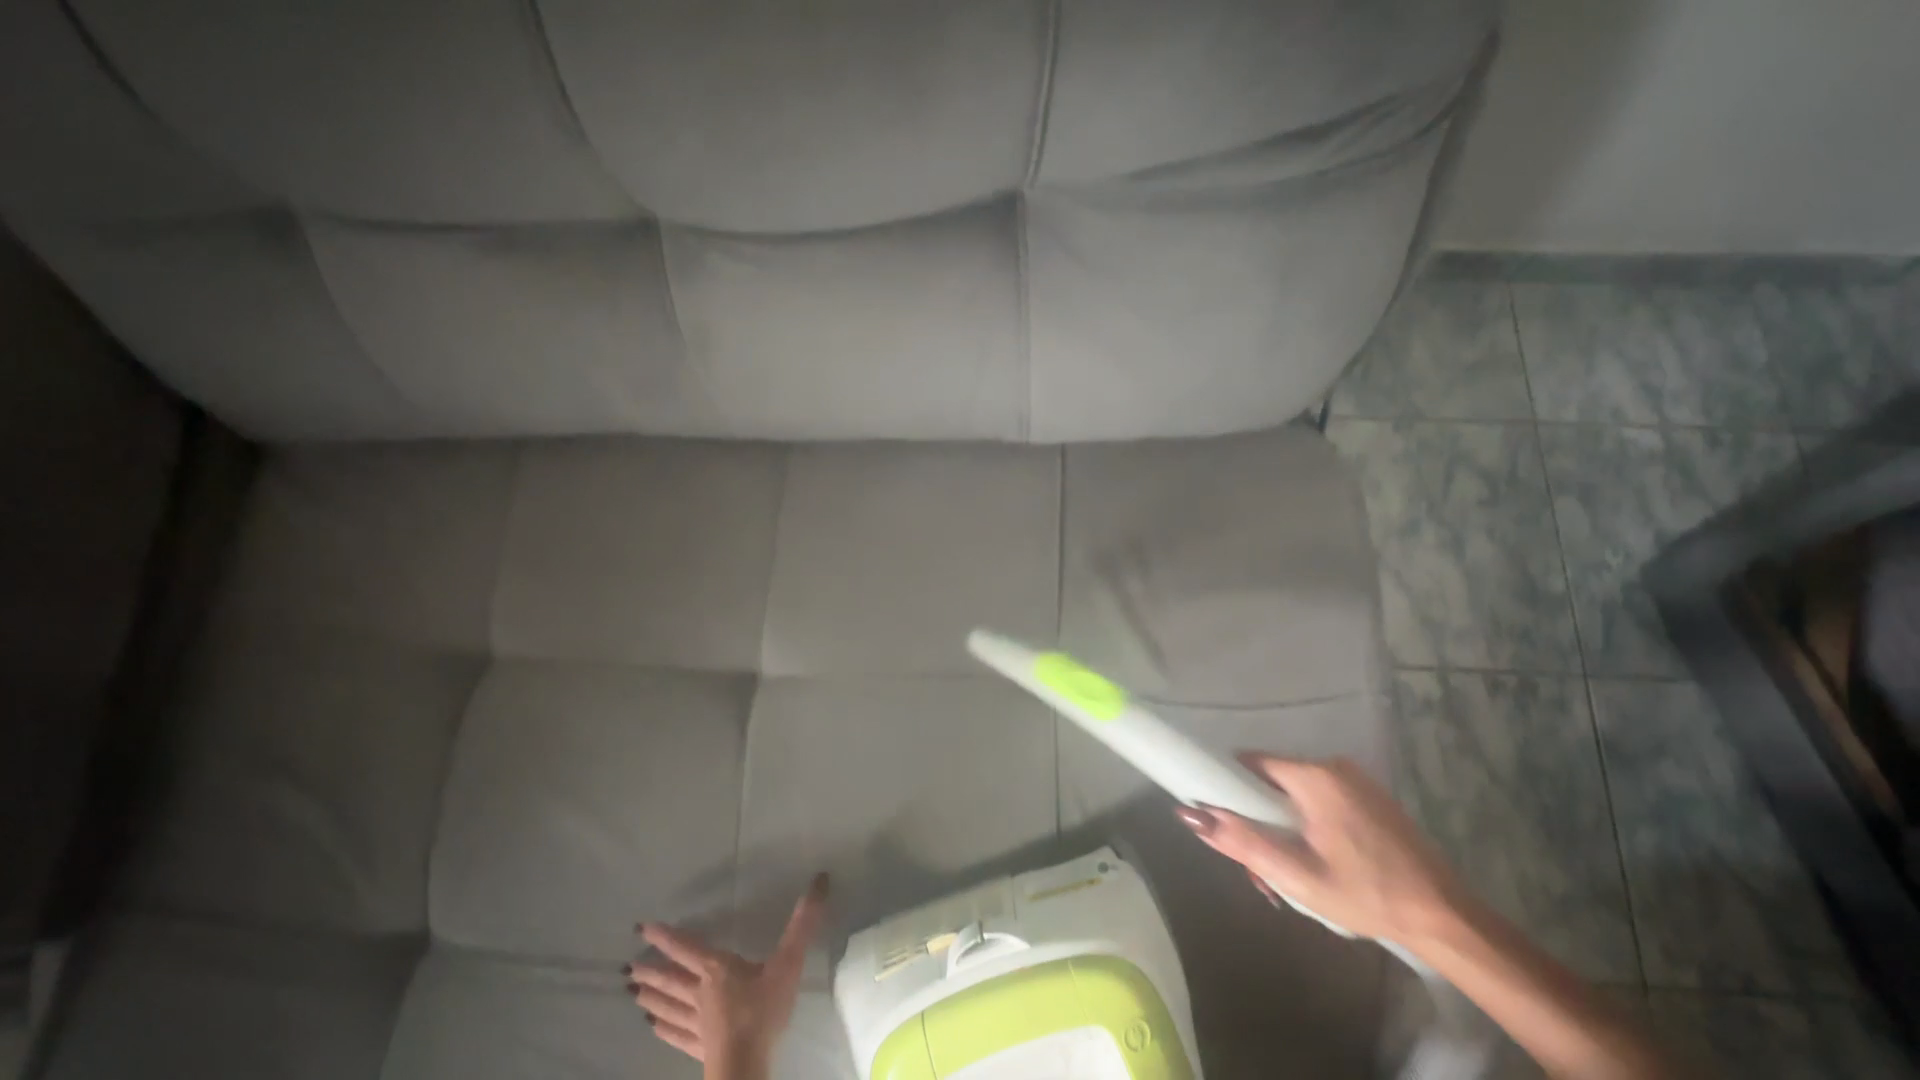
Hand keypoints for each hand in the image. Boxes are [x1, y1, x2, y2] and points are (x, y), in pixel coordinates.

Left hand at [627, 873, 829, 1068]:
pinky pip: (677, 1036)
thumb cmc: (764, 1010)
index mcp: (718, 970)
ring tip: (632, 991)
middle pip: (672, 979)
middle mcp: (701, 994)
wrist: (746, 1063)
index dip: (665, 937)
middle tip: (629, 966)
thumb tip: (820, 879)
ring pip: (669, 1006)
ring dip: (652, 998)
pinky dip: (664, 1029)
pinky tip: (652, 1027)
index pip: (686, 948)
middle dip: (652, 970)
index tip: (641, 929)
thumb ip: (804, 923)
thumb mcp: (788, 962)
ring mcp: (698, 1024)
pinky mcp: (700, 1049)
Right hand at [1175, 755, 1468, 947]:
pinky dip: (1305, 828)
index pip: (1248, 763)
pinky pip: (1319, 802)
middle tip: (1259, 872)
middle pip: (1270, 783)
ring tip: (1285, 878)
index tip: (1219, 824)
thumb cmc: (1365, 894)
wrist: (1441, 917)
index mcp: (1314, 777)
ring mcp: (1356, 782)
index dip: (1226, 789)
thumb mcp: (1295, 874)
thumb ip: (1241, 841)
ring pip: (1294, 796)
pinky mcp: (1369, 799)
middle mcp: (1334, 767)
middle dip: (1256, 822)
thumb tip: (1190, 815)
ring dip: (1280, 830)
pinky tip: (1312, 865)